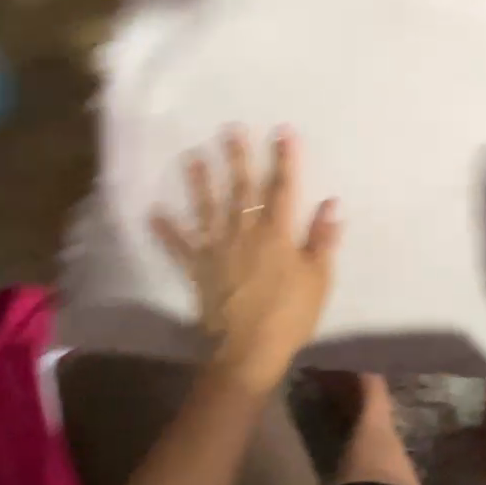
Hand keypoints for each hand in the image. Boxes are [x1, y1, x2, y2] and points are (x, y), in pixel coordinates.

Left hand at [152, 126, 340, 392]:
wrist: (248, 354)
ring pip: (208, 210)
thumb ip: (323, 239)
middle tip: (229, 130)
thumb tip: (331, 202)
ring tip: (191, 157)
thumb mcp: (319, 279)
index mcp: (278, 235)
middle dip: (237, 158)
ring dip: (200, 183)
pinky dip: (166, 231)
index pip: (283, 189)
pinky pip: (180, 248)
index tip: (283, 132)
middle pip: (242, 190)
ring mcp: (218, 252)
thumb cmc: (290, 315)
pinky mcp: (199, 272)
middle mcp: (245, 235)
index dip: (284, 159)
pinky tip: (154, 213)